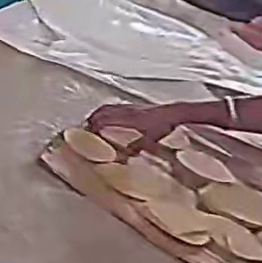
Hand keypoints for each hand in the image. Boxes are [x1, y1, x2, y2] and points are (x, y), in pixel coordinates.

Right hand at [85, 101, 199, 148]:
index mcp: (126, 119)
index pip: (102, 120)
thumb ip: (136, 147)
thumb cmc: (164, 125)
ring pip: (107, 108)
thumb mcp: (150, 140)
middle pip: (101, 112)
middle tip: (86, 129)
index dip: (92, 127)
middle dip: (91, 120)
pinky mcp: (134, 106)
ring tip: (93, 122)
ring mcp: (129, 107)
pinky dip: (107, 111)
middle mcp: (125, 111)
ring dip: (98, 114)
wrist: (176, 113)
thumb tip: (125, 156)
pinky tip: (111, 116)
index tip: (86, 134)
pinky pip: (115, 107)